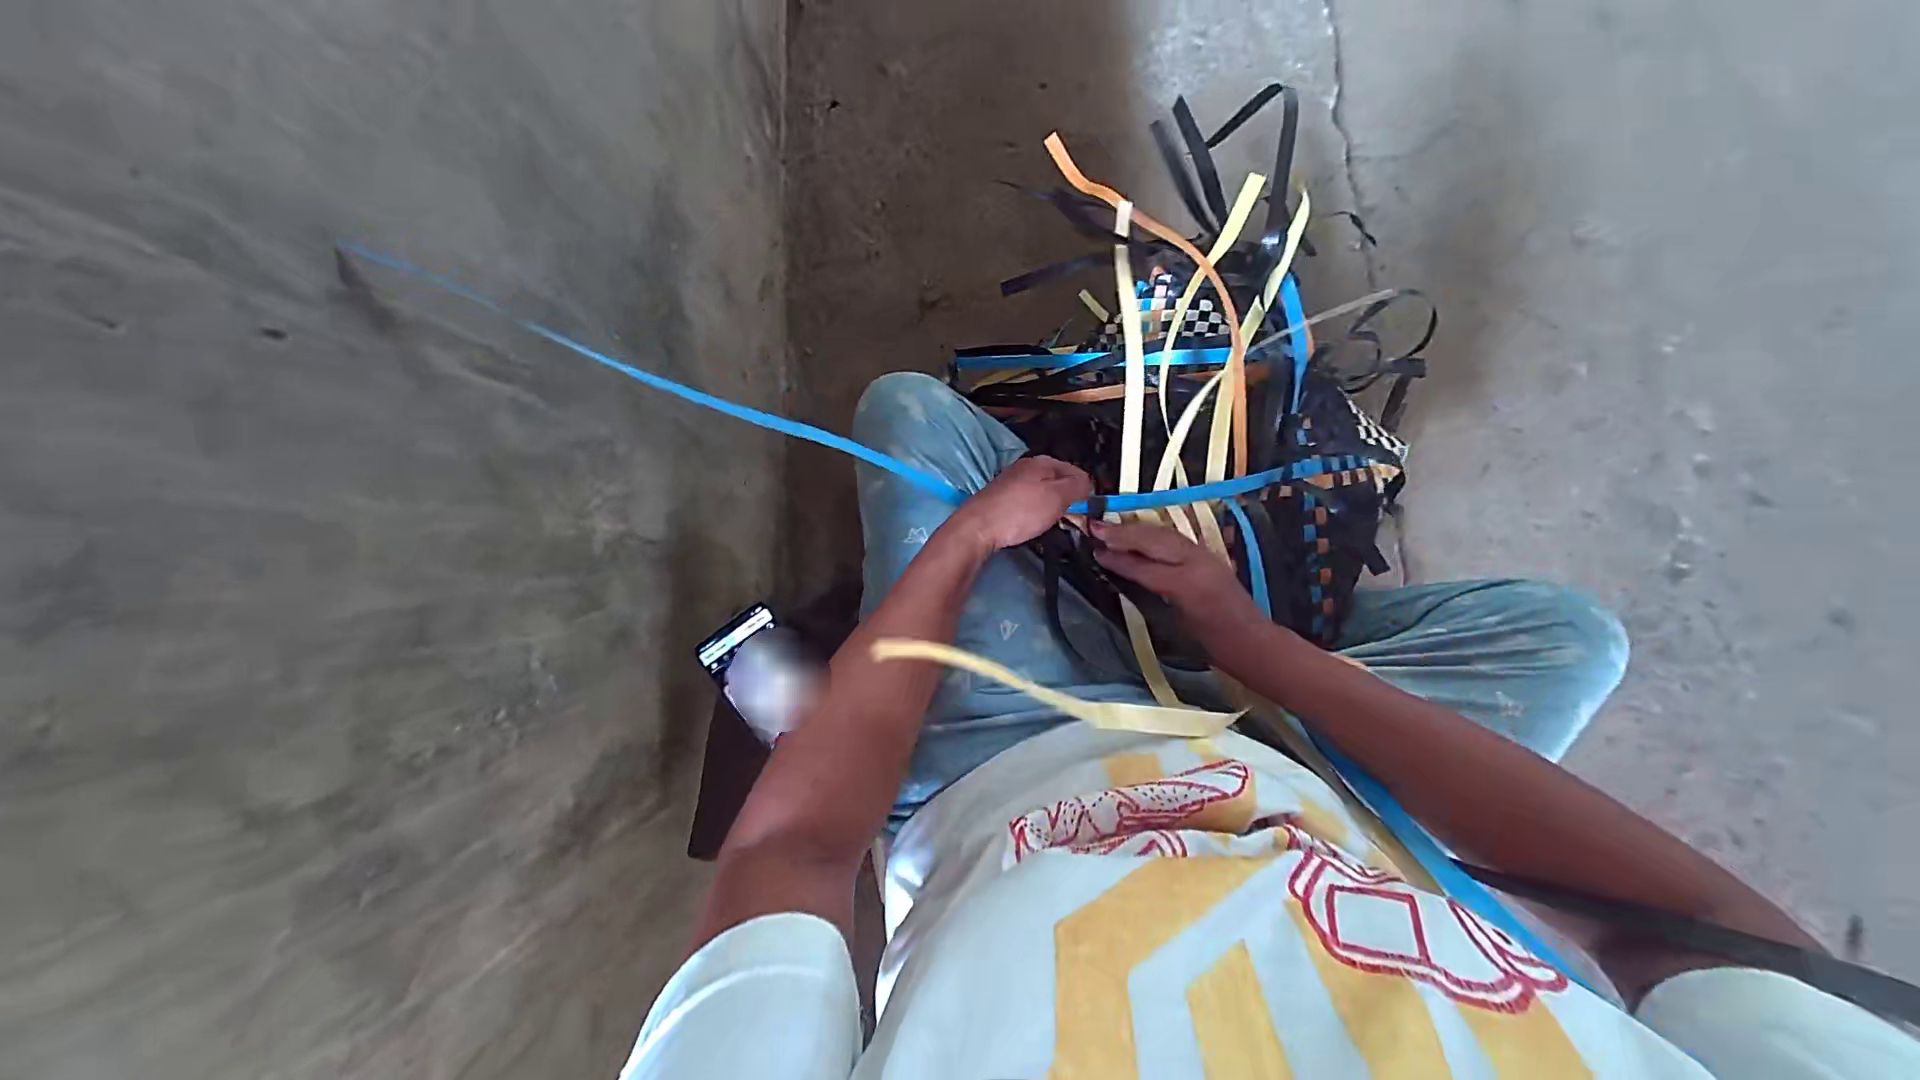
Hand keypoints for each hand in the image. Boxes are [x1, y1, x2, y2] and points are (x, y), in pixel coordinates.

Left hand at [944, 456, 1092, 552]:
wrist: (977, 528)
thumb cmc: (1020, 511)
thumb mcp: (1057, 497)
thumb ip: (1077, 487)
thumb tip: (1087, 483)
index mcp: (1042, 462)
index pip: (1076, 471)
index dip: (1085, 490)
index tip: (1086, 510)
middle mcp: (1026, 467)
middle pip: (1058, 481)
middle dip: (1067, 499)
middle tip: (1068, 518)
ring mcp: (1012, 482)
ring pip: (1043, 492)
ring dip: (1050, 507)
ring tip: (1049, 522)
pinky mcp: (1001, 498)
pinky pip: (1027, 502)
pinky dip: (1033, 513)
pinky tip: (1029, 523)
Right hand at [1091, 519, 1263, 638]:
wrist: (1253, 643)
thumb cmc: (1212, 645)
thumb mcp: (1176, 626)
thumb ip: (1151, 595)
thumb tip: (1123, 575)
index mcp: (1186, 584)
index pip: (1143, 566)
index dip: (1117, 558)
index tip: (1095, 551)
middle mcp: (1196, 563)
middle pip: (1153, 540)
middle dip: (1123, 533)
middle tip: (1095, 528)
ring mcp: (1204, 556)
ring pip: (1164, 534)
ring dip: (1136, 529)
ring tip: (1110, 528)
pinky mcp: (1208, 556)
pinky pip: (1175, 539)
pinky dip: (1152, 534)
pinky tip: (1138, 535)